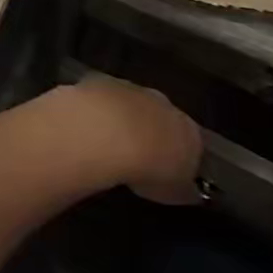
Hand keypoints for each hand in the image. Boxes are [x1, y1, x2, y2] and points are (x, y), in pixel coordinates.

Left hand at [61, 75, 203, 204]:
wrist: (106, 132)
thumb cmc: (148, 169)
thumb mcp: (174, 193)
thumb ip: (181, 188)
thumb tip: (182, 189)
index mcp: (190, 132)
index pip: (189, 143)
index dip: (174, 155)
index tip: (160, 168)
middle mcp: (163, 104)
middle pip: (157, 117)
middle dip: (145, 131)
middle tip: (130, 151)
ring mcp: (128, 88)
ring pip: (126, 102)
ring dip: (117, 116)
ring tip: (101, 138)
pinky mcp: (96, 80)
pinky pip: (97, 95)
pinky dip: (92, 107)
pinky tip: (82, 122)